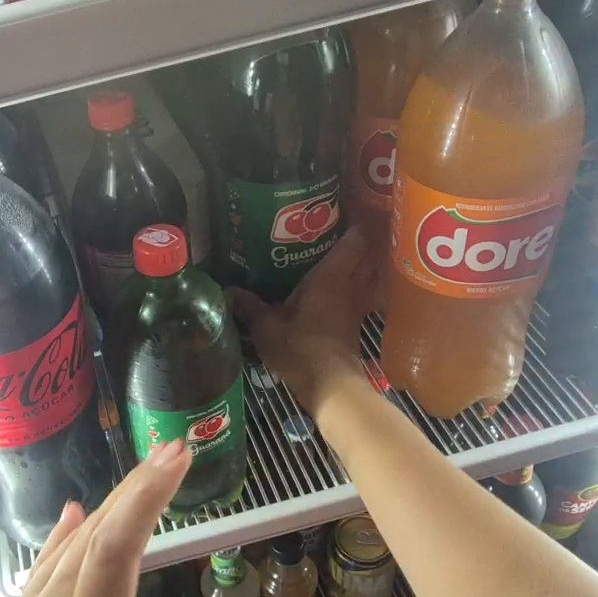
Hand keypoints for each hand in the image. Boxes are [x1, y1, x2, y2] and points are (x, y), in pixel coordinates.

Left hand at [0, 441, 252, 596]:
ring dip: (103, 509)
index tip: (176, 457)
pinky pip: (39, 574)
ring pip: (63, 551)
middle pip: (89, 536)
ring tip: (141, 478)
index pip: (115, 549)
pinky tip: (71, 519)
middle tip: (172, 453)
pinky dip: (63, 540)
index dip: (147, 494)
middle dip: (134, 488)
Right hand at [230, 230, 376, 416]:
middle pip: (366, 254)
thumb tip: (229, 291)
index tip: (340, 210)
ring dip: (361, 263)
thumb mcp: (266, 327)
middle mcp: (350, 286)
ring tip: (338, 254)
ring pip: (368, 274)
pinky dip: (356, 286)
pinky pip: (362, 294)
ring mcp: (357, 306)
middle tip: (336, 229)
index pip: (354, 239)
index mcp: (331, 276)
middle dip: (358, 239)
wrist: (330, 386)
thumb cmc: (300, 348)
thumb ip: (249, 306)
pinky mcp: (356, 324)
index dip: (352, 222)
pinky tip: (339, 288)